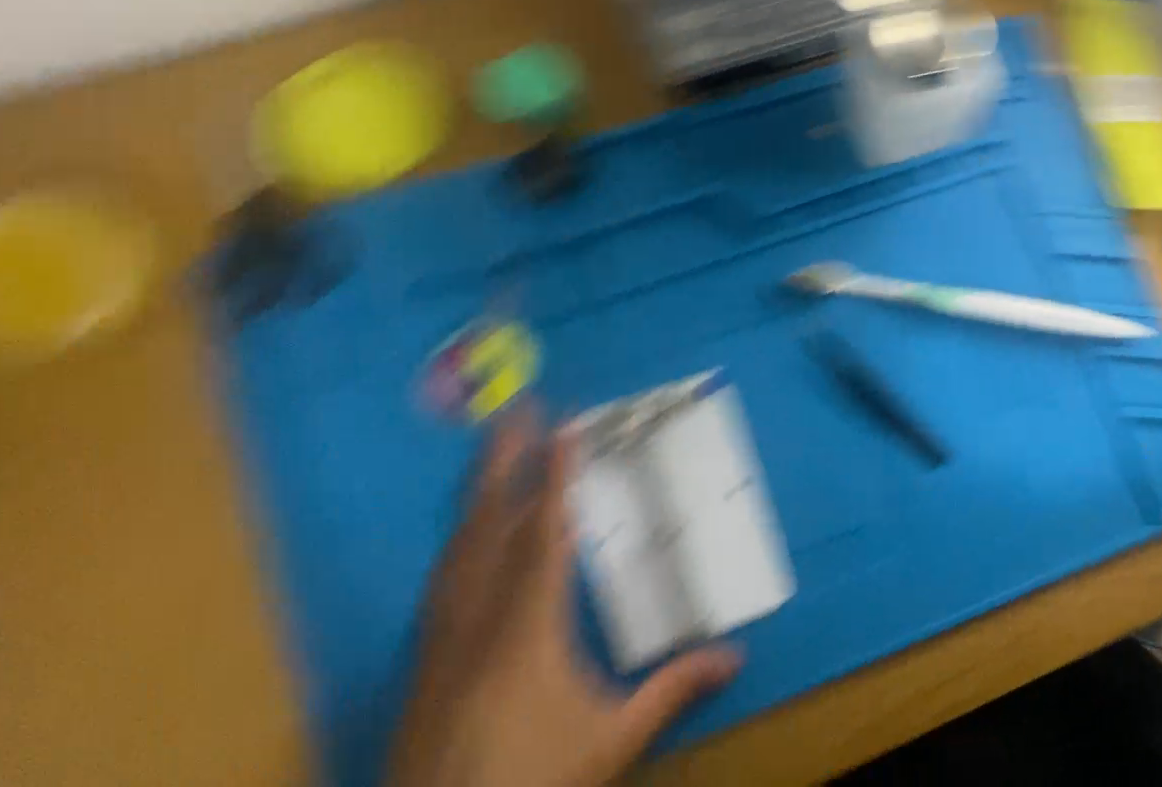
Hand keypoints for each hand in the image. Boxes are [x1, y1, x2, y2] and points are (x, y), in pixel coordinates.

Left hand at [385, 406, 740, 786]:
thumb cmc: (530, 775)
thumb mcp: (611, 739)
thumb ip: (670, 690)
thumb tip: (737, 656)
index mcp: (528, 624)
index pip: (545, 532)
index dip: (557, 475)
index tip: (566, 425)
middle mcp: (479, 615)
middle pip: (490, 524)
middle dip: (504, 462)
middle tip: (515, 411)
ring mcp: (443, 636)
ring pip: (459, 547)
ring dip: (478, 494)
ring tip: (491, 456)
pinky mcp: (424, 659)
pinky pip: (443, 579)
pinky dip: (459, 540)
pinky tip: (463, 541)